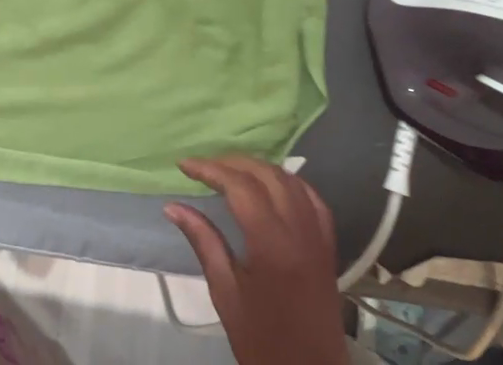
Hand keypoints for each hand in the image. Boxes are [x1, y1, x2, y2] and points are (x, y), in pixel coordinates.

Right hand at [164, 157, 345, 364]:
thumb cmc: (261, 339)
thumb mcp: (225, 292)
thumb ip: (203, 242)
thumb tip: (173, 206)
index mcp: (272, 245)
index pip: (241, 187)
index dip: (210, 169)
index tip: (184, 166)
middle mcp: (301, 234)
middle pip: (268, 176)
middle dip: (233, 163)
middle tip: (203, 167)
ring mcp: (319, 240)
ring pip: (293, 183)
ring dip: (260, 169)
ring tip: (230, 171)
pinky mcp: (328, 250)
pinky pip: (313, 202)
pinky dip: (290, 184)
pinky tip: (271, 186)